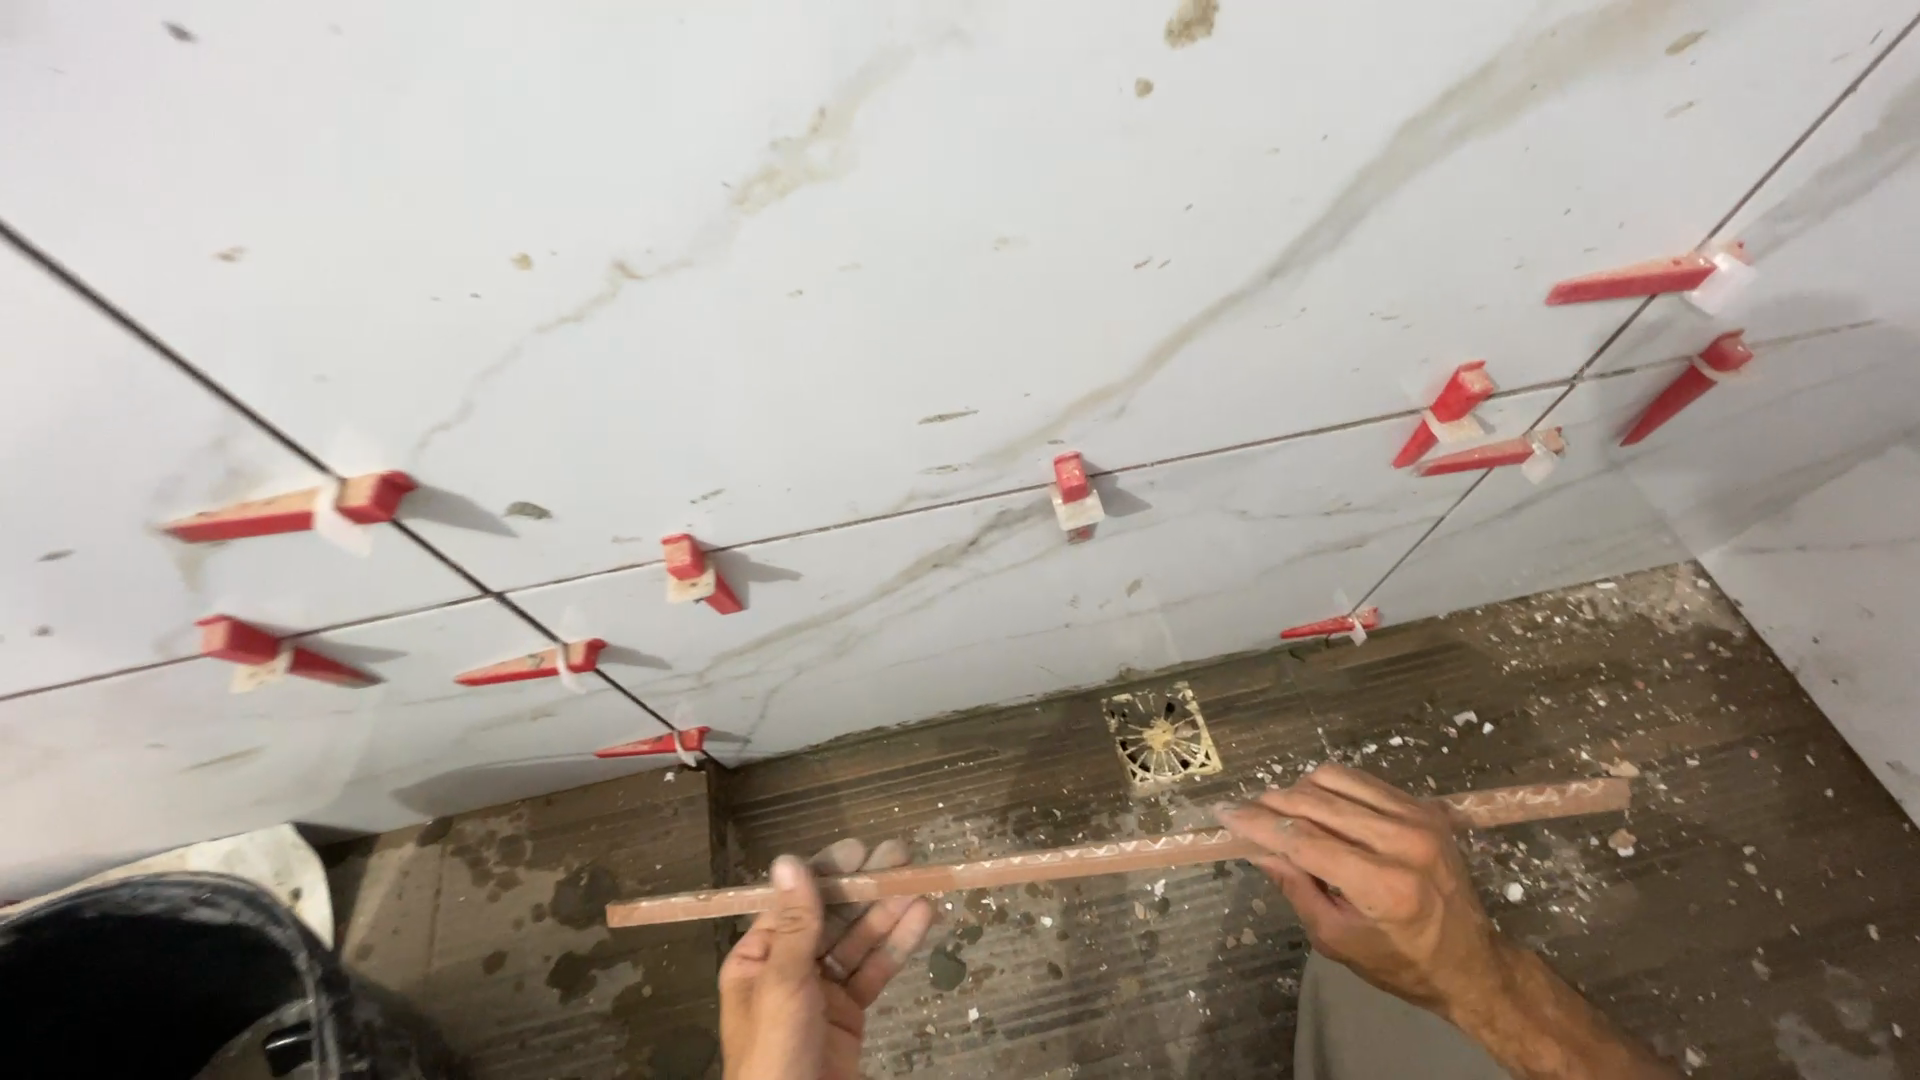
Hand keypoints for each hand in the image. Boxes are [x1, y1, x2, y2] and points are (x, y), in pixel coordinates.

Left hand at [718, 839, 934, 1079]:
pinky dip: (897, 945)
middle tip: (901, 856)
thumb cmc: (776, 1053)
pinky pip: (874, 971)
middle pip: (832, 917)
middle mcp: (789, 967)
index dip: (828, 873)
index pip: (796, 903)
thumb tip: (788, 860)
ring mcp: (821, 991)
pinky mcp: (849, 1014)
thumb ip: (796, 922)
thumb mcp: (784, 984)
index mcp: (758, 957)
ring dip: (888, 911)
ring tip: (920, 883)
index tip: (859, 849)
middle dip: (866, 887)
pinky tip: (921, 919)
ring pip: (858, 941)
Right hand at [1214, 764, 1505, 1013]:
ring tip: (1285, 812)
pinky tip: (1319, 807)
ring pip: (1333, 779)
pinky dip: (1329, 788)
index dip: (1257, 824)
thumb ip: (1295, 887)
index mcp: (1383, 886)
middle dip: (1271, 804)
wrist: (1474, 963)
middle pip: (1314, 802)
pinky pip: (1360, 779)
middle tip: (1247, 812)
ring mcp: (1418, 818)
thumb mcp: (1336, 938)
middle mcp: (1404, 843)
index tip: (1224, 814)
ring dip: (1298, 791)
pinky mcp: (1425, 807)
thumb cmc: (1400, 962)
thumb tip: (1255, 847)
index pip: (1303, 839)